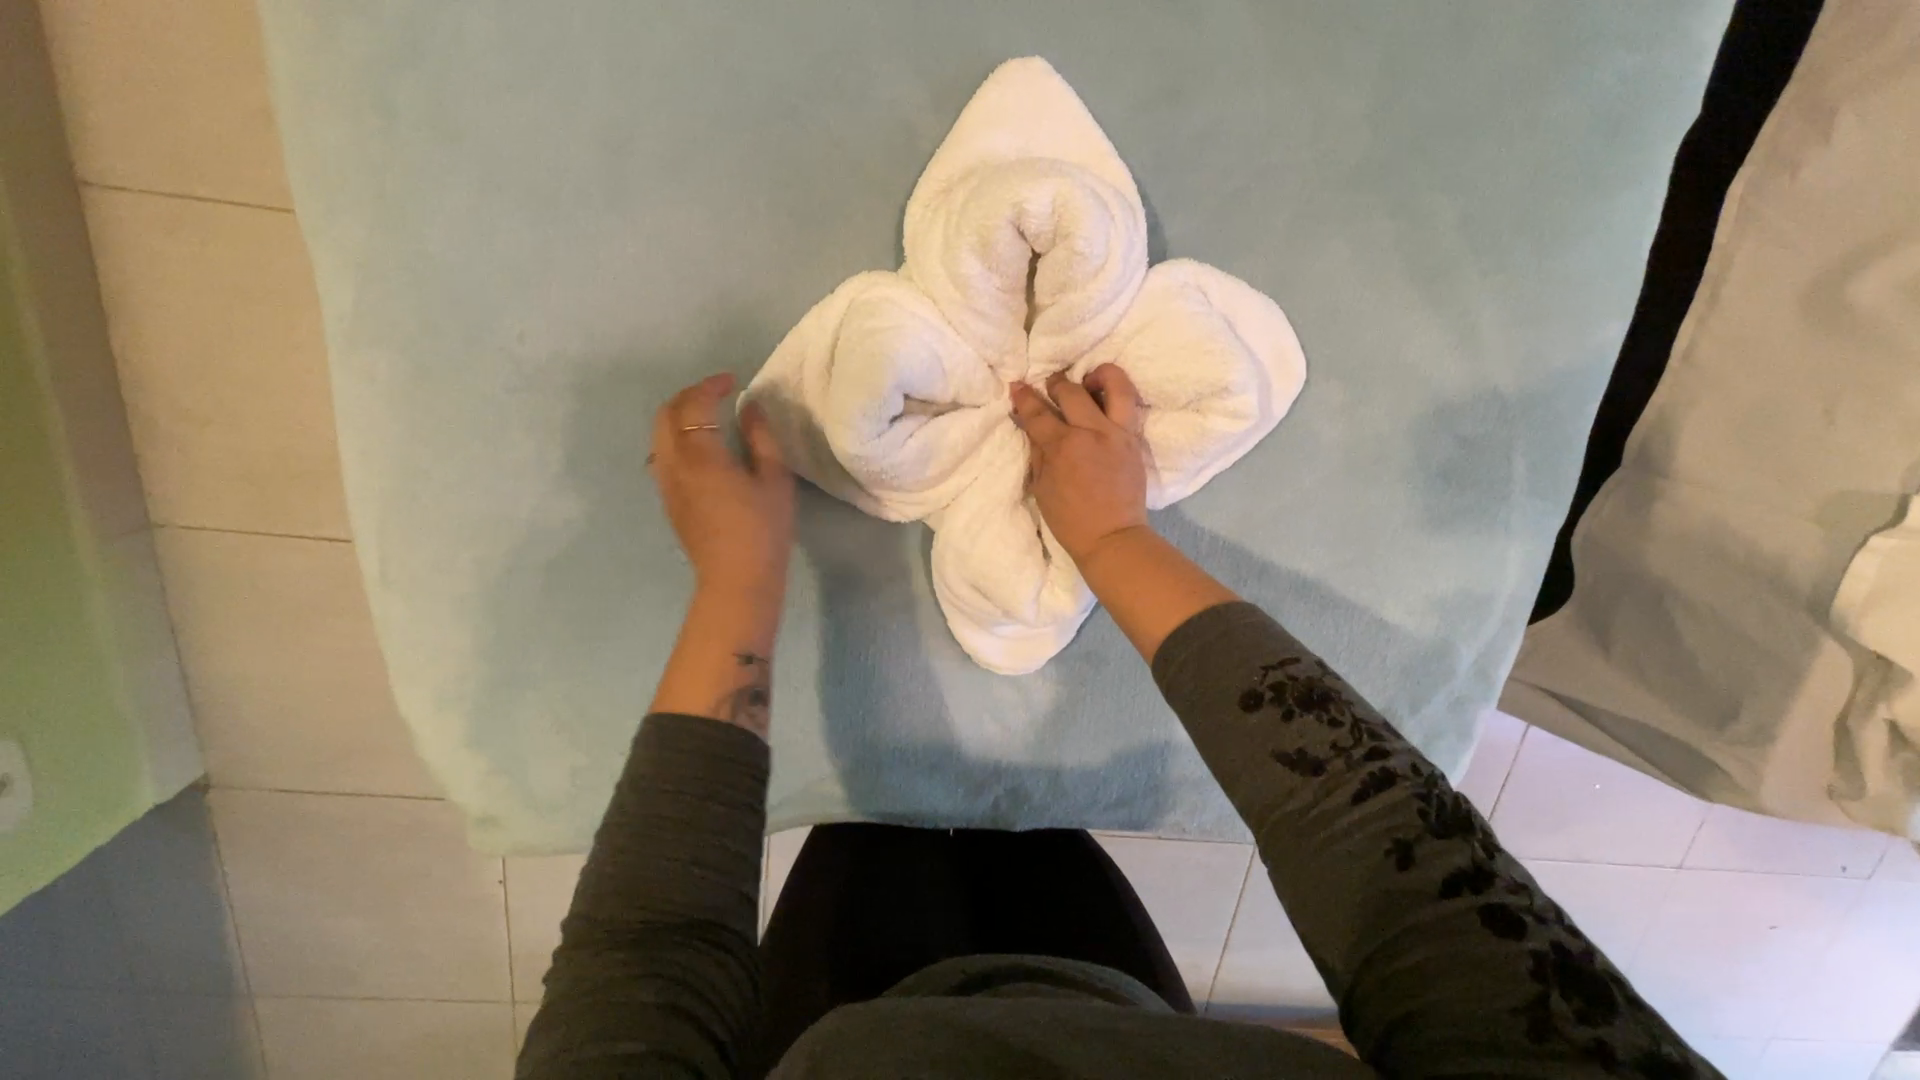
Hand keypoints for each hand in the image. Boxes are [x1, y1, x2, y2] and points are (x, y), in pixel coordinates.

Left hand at [649, 373, 794, 598]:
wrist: (737, 580)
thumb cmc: (763, 530)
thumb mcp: (775, 480)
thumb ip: (761, 438)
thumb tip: (750, 407)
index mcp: (701, 456)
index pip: (695, 405)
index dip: (711, 386)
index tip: (732, 381)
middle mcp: (674, 464)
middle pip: (666, 414)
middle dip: (689, 396)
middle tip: (717, 394)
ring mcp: (665, 483)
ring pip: (658, 435)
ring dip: (678, 416)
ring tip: (707, 417)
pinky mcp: (667, 500)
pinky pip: (661, 455)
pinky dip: (675, 438)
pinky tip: (700, 448)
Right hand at [1010, 364, 1150, 565]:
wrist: (1112, 537)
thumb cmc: (1070, 520)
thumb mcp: (1042, 487)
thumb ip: (1038, 452)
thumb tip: (1032, 427)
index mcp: (1063, 447)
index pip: (1038, 413)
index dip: (1024, 397)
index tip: (1016, 386)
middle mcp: (1091, 432)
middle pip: (1071, 391)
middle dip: (1055, 384)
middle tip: (1049, 386)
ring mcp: (1118, 433)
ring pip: (1114, 385)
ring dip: (1099, 375)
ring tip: (1089, 379)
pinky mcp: (1135, 440)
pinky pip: (1130, 405)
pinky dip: (1117, 394)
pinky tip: (1106, 398)